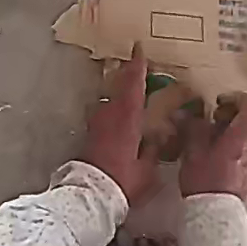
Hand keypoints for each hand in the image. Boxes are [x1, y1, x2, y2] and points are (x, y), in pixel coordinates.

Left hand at [81, 46, 161, 202]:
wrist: (91, 196)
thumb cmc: (123, 180)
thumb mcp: (147, 169)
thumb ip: (152, 150)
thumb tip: (155, 139)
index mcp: (127, 119)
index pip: (133, 86)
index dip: (137, 67)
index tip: (139, 50)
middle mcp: (110, 116)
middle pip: (118, 88)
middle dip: (127, 75)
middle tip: (136, 65)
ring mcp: (98, 125)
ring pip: (110, 101)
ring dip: (119, 93)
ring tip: (130, 91)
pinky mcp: (91, 136)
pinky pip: (106, 115)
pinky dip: (114, 110)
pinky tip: (121, 117)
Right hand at [179, 93, 246, 197]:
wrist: (215, 213)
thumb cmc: (206, 180)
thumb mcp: (193, 147)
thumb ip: (191, 125)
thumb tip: (185, 114)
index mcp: (246, 134)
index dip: (236, 96)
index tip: (220, 101)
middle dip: (236, 110)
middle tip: (216, 115)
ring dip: (236, 125)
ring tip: (214, 133)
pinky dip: (238, 139)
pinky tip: (218, 148)